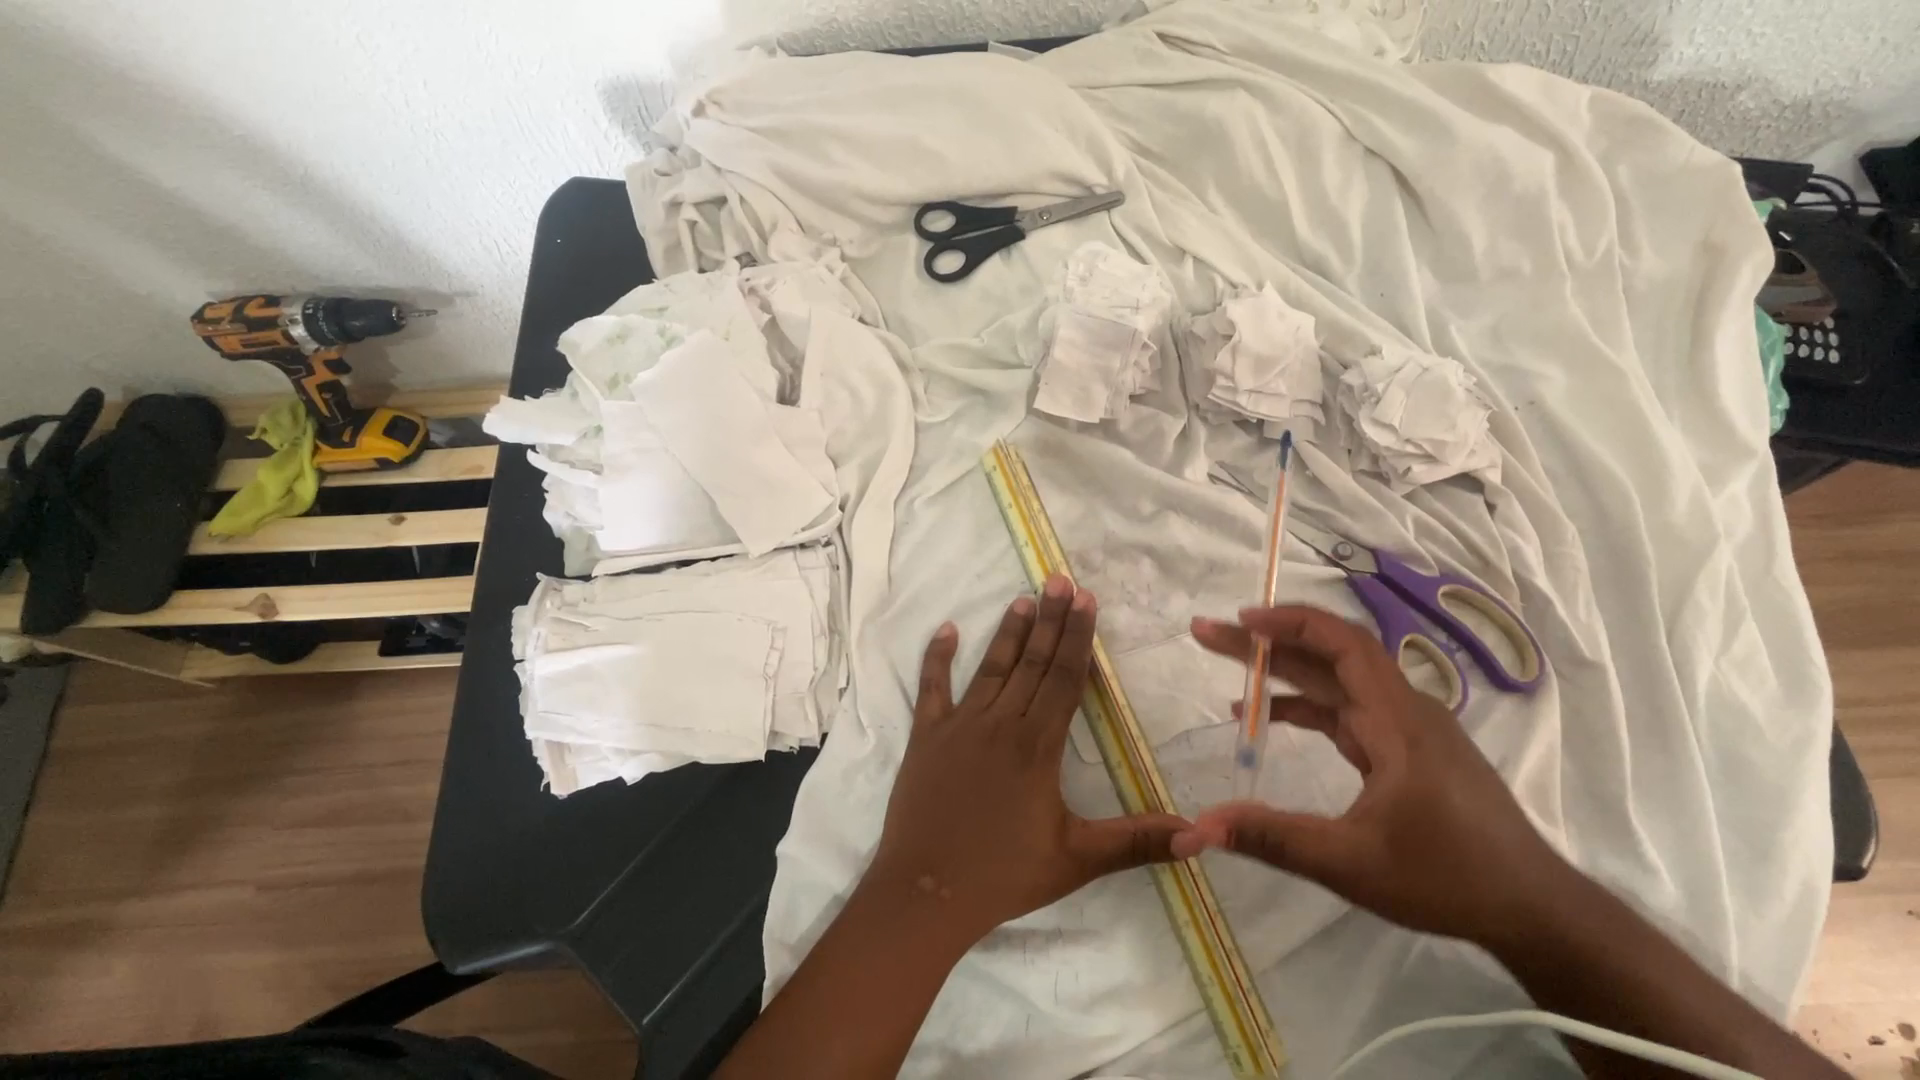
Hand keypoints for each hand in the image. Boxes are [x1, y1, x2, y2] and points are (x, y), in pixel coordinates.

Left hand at [864, 575, 1189, 946]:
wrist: (926, 893)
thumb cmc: (1005, 875)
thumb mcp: (1078, 860)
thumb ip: (1138, 843)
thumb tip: (1201, 836)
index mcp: (1038, 745)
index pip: (1064, 678)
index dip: (1078, 638)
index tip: (1086, 600)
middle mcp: (999, 723)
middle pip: (1031, 662)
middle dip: (1049, 619)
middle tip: (1059, 578)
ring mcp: (958, 727)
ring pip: (989, 668)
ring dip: (1008, 632)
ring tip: (1023, 596)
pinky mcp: (926, 738)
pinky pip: (932, 689)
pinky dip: (937, 658)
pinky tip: (946, 630)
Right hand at [1179, 605, 1573, 946]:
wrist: (1531, 907)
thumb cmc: (1447, 878)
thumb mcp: (1351, 862)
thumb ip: (1274, 838)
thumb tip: (1199, 827)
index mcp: (1397, 721)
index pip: (1344, 644)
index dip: (1290, 623)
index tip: (1239, 621)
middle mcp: (1404, 712)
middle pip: (1331, 656)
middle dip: (1267, 643)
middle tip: (1208, 634)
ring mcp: (1409, 731)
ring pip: (1338, 683)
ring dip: (1284, 672)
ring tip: (1228, 670)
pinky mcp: (1408, 752)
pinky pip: (1349, 712)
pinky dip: (1306, 708)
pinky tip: (1268, 718)